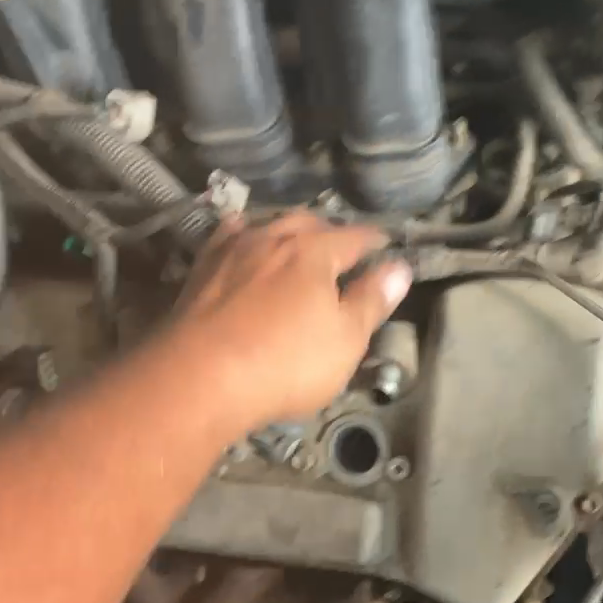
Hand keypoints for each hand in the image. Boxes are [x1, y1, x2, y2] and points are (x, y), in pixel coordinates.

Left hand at [142, 212, 410, 432]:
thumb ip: (372, 301)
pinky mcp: (201, 271)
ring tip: (297, 243)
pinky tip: (244, 240)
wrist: (202, 378)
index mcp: (315, 253)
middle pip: (308, 225)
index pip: (354, 238)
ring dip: (287, 232)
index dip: (374, 242)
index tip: (386, 246)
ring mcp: (233, 251)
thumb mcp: (345, 340)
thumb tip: (400, 268)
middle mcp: (273, 239)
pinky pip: (229, 239)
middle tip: (342, 248)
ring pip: (267, 227)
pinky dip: (245, 237)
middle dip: (330, 233)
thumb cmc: (286, 363)